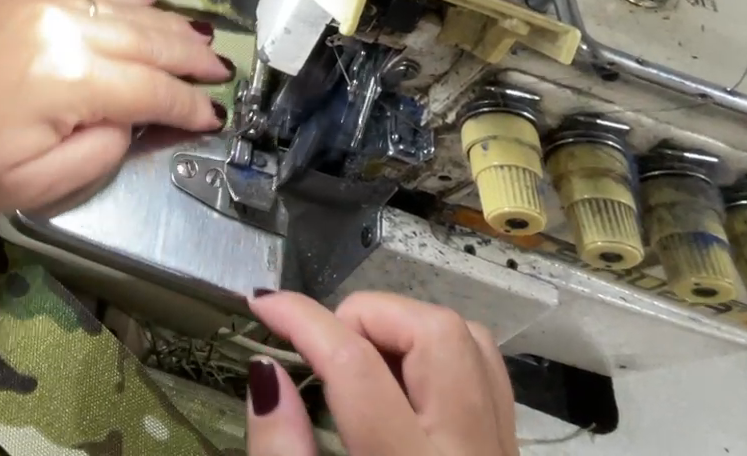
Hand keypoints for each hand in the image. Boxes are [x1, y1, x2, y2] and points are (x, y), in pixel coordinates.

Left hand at [0, 0, 228, 211]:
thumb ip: (97, 154)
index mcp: (71, 80)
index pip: (150, 91)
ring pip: (124, 8)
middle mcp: (66, 28)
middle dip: (190, 57)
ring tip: (199, 38)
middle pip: (148, 39)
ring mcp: (42, 0)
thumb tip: (131, 122)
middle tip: (222, 72)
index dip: (186, 106)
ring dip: (167, 24)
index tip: (213, 117)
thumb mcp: (29, 184)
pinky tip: (145, 3)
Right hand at [245, 291, 517, 455]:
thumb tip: (265, 369)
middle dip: (367, 318)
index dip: (300, 318)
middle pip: (434, 334)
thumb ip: (280, 450)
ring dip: (406, 330)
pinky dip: (438, 353)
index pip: (355, 363)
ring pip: (470, 342)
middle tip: (326, 351)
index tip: (262, 305)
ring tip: (362, 362)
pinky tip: (401, 385)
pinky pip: (484, 372)